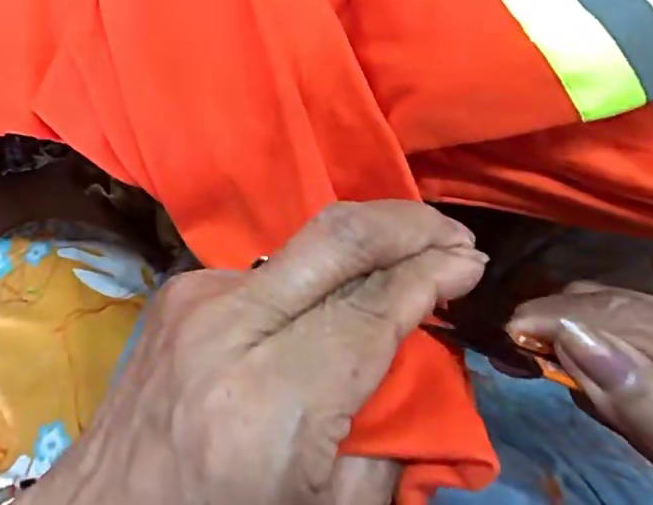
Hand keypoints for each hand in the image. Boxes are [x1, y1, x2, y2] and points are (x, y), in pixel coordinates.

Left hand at [21, 200, 487, 504]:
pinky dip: (321, 266)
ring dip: (369, 234)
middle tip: (453, 232)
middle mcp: (226, 330)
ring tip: (416, 243)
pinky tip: (347, 279)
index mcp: (265, 406)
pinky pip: (271, 265)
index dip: (428, 279)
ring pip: (304, 240)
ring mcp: (196, 297)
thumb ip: (386, 430)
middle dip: (406, 223)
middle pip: (336, 240)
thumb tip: (424, 345)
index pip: (368, 312)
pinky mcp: (181, 286)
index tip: (470, 263)